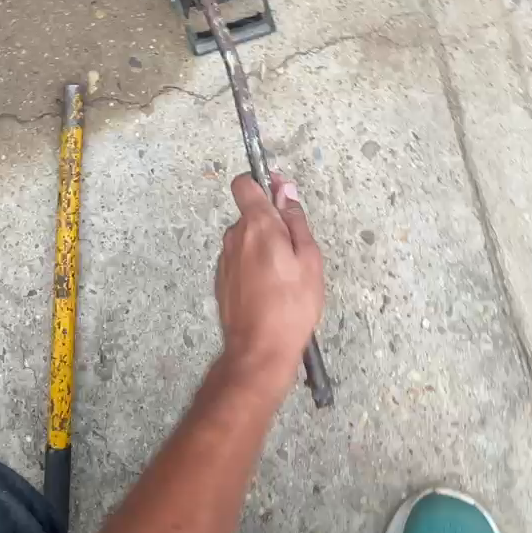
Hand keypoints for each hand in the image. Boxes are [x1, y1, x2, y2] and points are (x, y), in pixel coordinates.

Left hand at [214, 173, 323, 394]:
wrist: (259, 350)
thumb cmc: (290, 307)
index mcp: (257, 225)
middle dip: (271, 223)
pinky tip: (271, 288)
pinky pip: (241, 259)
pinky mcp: (223, 278)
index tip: (279, 192)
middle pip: (251, 214)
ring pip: (247, 238)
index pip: (244, 183)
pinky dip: (255, 265)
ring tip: (286, 275)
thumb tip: (287, 192)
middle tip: (294, 249)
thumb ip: (296, 220)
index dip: (262, 182)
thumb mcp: (309, 259)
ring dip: (264, 247)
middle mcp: (235, 236)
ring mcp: (226, 258)